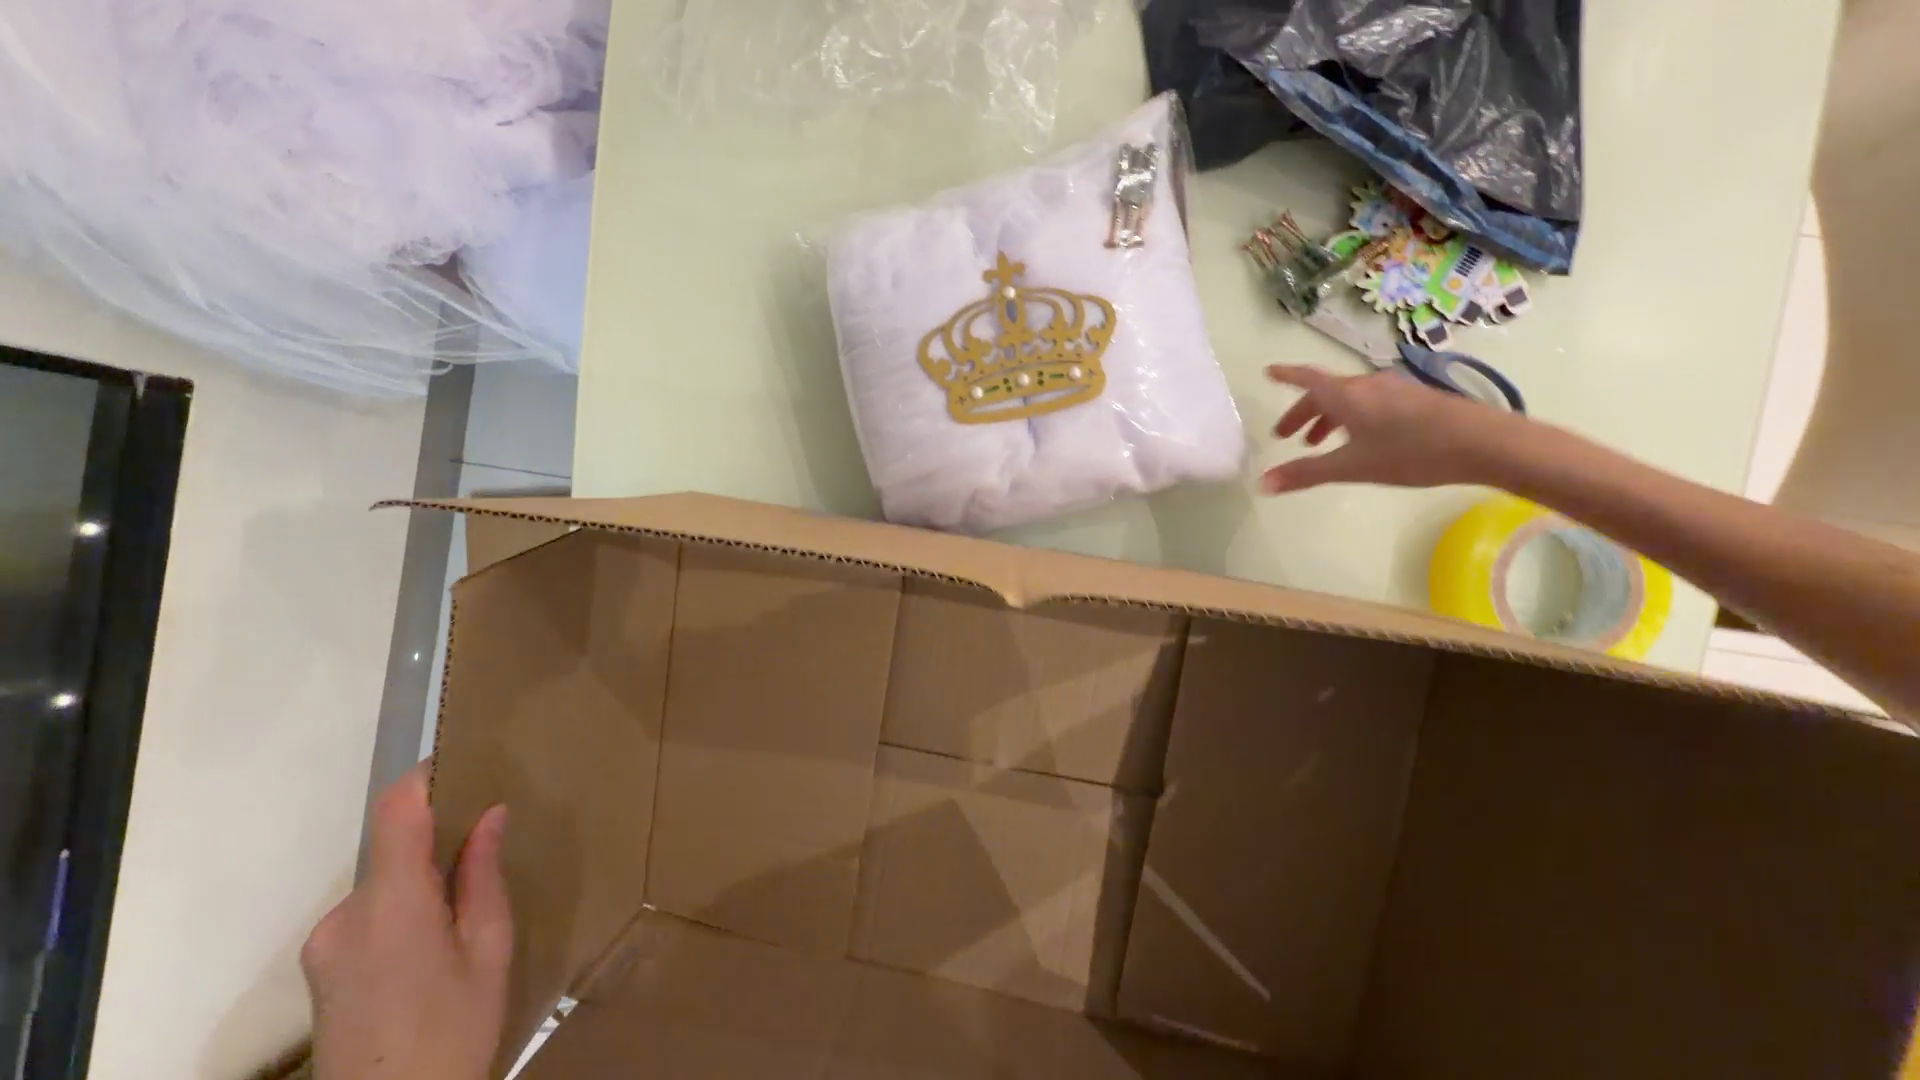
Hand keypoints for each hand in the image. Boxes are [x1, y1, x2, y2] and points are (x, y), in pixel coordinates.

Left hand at [301, 766, 510, 1079]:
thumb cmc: (455, 1028)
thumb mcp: (489, 950)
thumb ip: (483, 877)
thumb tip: (489, 814)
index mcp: (392, 904)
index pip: (396, 811)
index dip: (425, 777)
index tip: (462, 762)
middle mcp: (346, 914)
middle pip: (393, 851)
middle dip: (438, 847)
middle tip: (488, 863)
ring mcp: (325, 943)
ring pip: (384, 887)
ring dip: (421, 886)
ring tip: (464, 925)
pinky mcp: (320, 968)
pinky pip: (367, 916)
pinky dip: (402, 913)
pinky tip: (431, 955)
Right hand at [1259, 365, 1519, 493]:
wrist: (1482, 442)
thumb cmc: (1410, 453)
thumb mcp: (1353, 467)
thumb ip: (1307, 474)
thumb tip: (1262, 484)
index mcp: (1346, 396)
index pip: (1307, 380)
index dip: (1287, 376)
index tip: (1269, 373)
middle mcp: (1367, 385)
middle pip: (1327, 392)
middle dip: (1303, 412)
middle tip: (1286, 436)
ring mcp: (1394, 390)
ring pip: (1350, 398)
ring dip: (1328, 417)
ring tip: (1320, 443)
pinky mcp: (1414, 400)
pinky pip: (1370, 402)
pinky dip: (1352, 417)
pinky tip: (1361, 440)